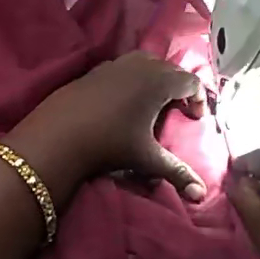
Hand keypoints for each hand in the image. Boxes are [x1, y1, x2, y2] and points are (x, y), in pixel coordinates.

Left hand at [3, 52, 205, 201]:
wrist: (59, 133)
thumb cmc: (110, 143)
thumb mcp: (147, 158)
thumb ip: (177, 173)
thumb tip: (200, 195)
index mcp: (159, 82)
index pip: (192, 81)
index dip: (199, 99)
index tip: (194, 119)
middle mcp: (141, 65)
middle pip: (171, 68)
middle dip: (179, 88)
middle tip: (177, 111)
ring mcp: (116, 64)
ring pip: (147, 63)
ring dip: (155, 78)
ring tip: (152, 103)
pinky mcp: (96, 69)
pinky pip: (124, 67)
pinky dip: (133, 78)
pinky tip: (124, 101)